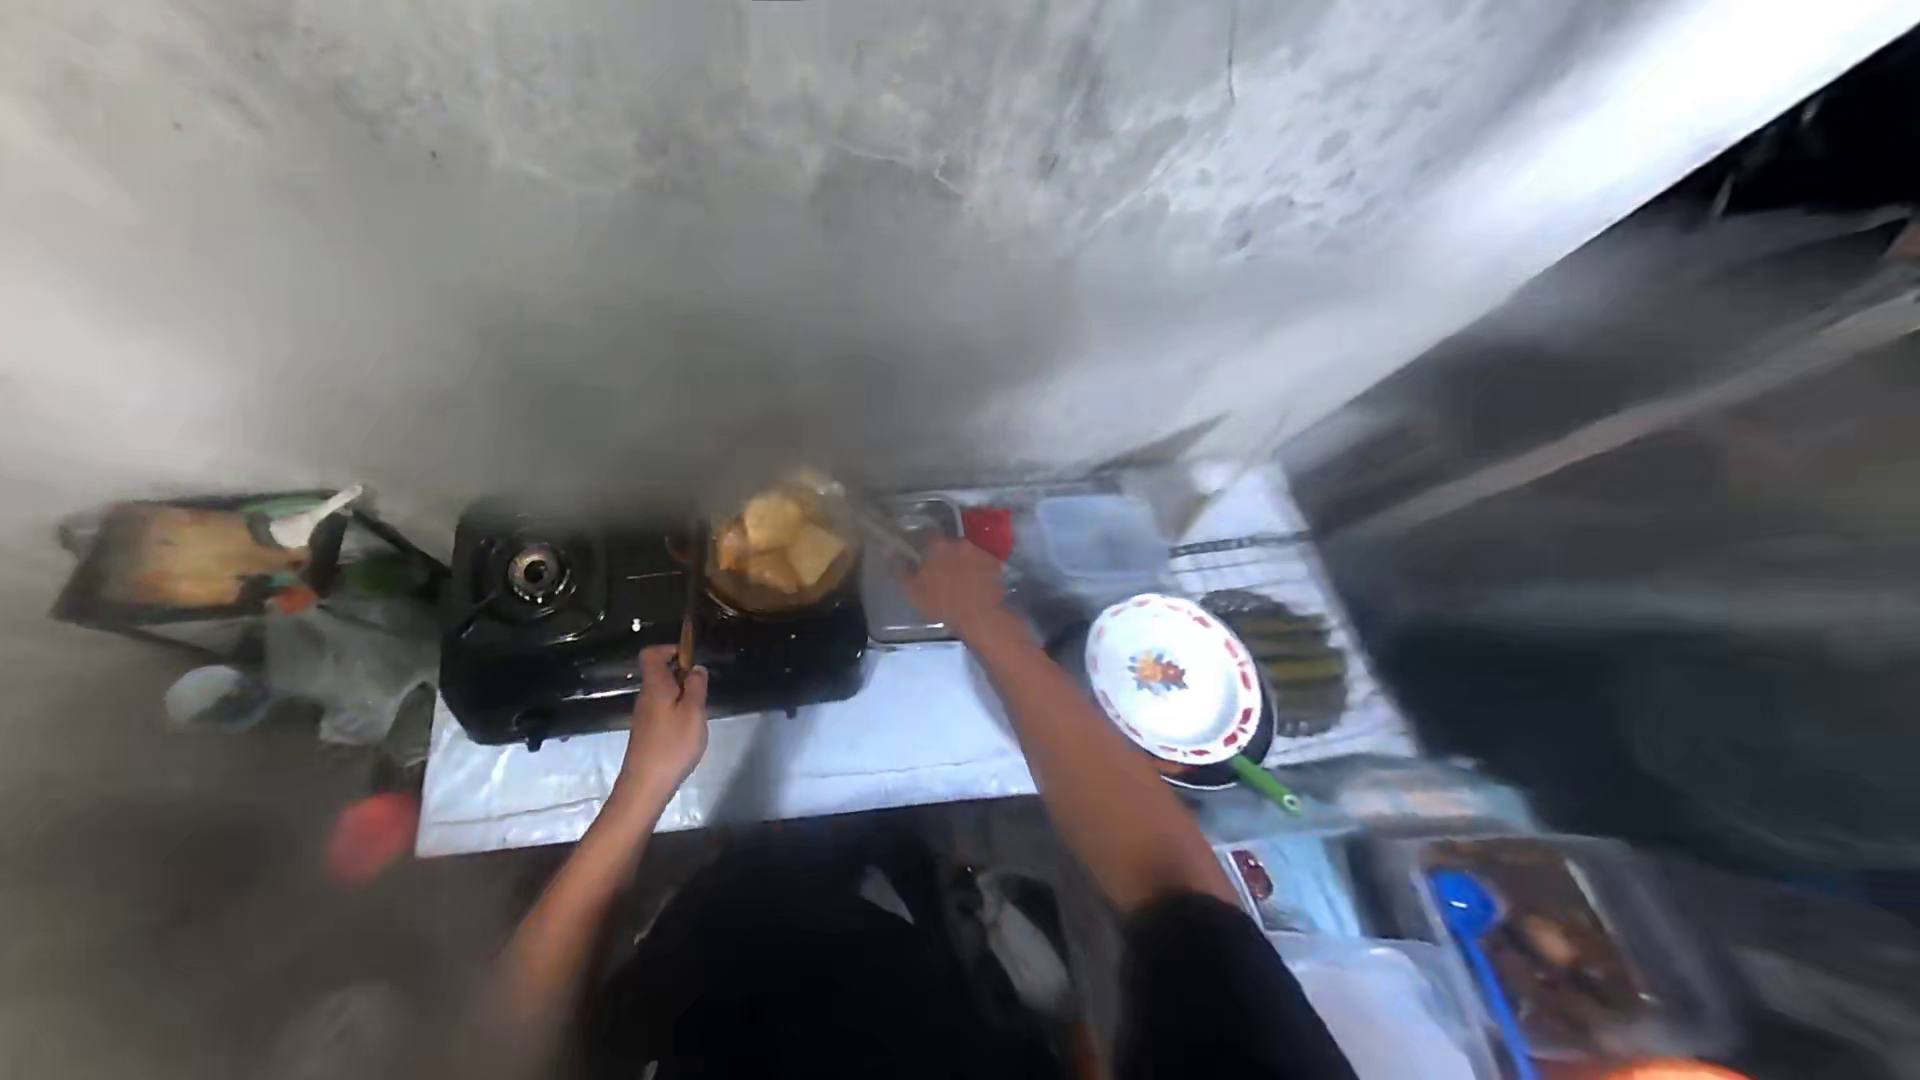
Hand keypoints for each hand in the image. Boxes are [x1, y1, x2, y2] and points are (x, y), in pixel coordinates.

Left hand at [615, 645, 708, 806]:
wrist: (645, 786)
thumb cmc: (672, 745)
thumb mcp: (694, 712)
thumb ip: (696, 686)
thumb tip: (696, 668)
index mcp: (655, 687)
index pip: (650, 654)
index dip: (669, 649)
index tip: (691, 658)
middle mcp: (645, 697)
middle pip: (660, 673)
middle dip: (683, 674)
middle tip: (703, 690)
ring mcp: (644, 715)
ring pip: (664, 692)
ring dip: (683, 695)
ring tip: (700, 711)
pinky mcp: (647, 731)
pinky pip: (663, 709)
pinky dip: (678, 711)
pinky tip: (689, 729)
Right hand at [904, 536, 1008, 633]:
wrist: (979, 617)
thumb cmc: (942, 604)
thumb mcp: (913, 591)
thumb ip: (903, 570)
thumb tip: (895, 555)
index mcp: (938, 545)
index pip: (926, 535)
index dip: (922, 545)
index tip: (920, 556)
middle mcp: (960, 543)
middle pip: (949, 544)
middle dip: (944, 555)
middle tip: (941, 571)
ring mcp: (981, 552)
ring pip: (967, 554)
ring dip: (962, 562)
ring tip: (960, 581)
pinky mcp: (996, 564)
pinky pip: (983, 564)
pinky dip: (978, 571)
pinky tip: (976, 585)